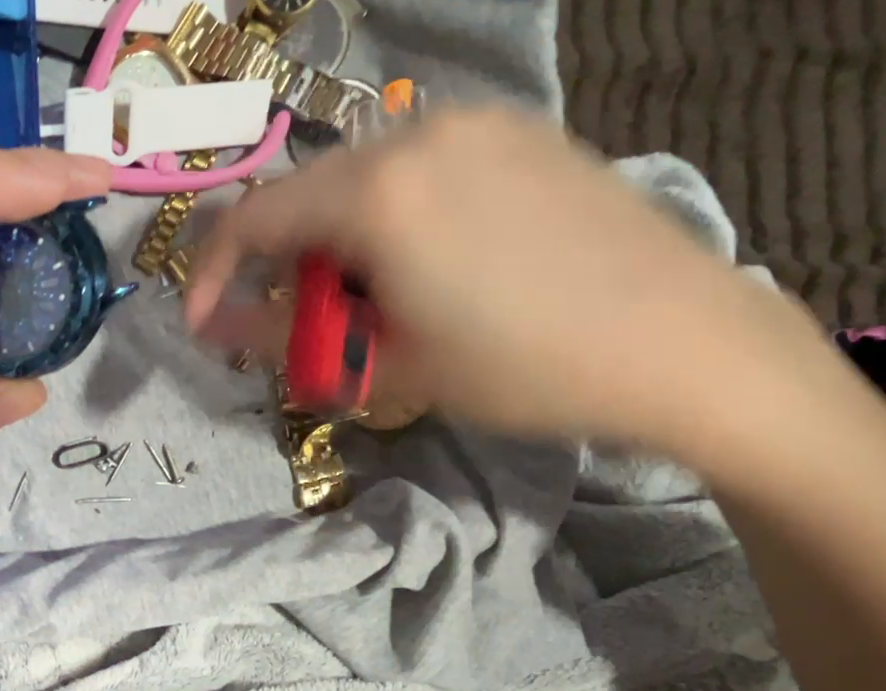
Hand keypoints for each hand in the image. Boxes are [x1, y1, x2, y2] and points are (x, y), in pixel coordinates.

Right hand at [185, 107, 831, 456]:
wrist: (683, 344)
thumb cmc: (520, 369)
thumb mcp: (383, 363)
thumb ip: (279, 337)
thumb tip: (210, 325)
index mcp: (377, 194)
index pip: (251, 218)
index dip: (211, 273)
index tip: (201, 322)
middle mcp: (417, 137)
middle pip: (302, 193)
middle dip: (279, 261)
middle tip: (298, 322)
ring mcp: (475, 127)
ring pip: (357, 177)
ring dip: (333, 238)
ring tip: (365, 298)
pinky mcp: (520, 134)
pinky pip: (416, 164)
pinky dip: (388, 212)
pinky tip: (421, 262)